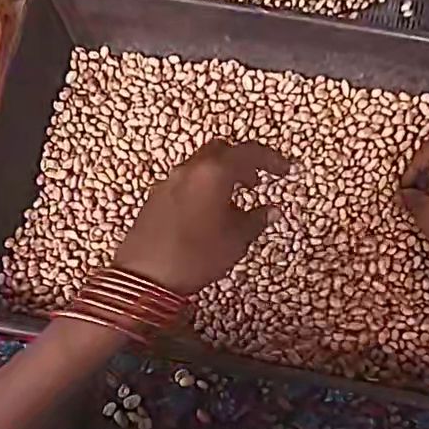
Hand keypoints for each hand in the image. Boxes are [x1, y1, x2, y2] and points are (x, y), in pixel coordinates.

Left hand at [113, 140, 290, 295]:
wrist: (144, 277)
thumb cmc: (195, 257)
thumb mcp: (235, 241)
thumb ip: (255, 220)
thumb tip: (270, 210)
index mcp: (214, 172)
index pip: (249, 152)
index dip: (271, 159)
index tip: (285, 170)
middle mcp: (189, 170)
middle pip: (220, 151)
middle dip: (241, 162)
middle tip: (255, 181)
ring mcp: (167, 183)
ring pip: (199, 167)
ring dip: (218, 177)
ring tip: (232, 202)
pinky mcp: (153, 200)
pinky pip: (183, 184)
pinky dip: (200, 189)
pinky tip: (206, 214)